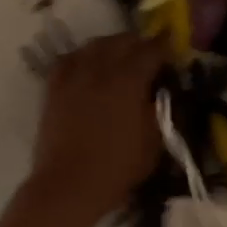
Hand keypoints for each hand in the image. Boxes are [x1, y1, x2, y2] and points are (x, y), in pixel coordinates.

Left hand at [27, 33, 164, 220]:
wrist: (68, 186)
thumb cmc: (116, 169)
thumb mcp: (153, 143)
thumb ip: (159, 110)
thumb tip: (161, 92)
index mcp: (129, 80)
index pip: (151, 49)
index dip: (164, 44)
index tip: (172, 42)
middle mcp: (101, 68)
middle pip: (123, 41)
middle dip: (139, 43)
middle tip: (148, 54)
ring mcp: (75, 74)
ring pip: (96, 44)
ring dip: (112, 46)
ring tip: (119, 57)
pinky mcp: (54, 86)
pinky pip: (70, 58)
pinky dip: (83, 57)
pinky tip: (88, 66)